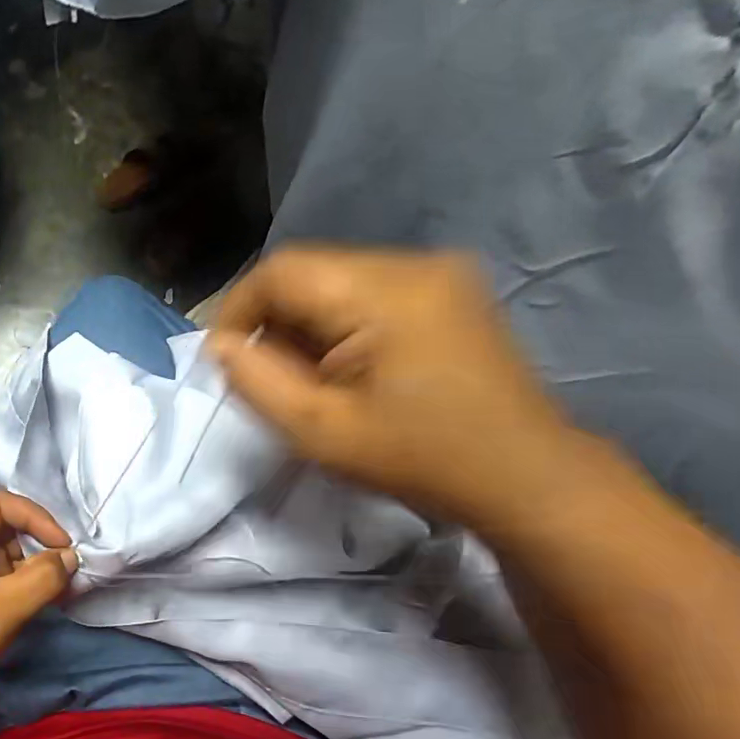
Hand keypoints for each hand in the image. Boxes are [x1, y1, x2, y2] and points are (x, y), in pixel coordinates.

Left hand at [0, 491, 79, 701]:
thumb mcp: (5, 607)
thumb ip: (43, 576)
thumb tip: (72, 557)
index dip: (35, 517)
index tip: (63, 543)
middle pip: (5, 523)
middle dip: (39, 540)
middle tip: (69, 562)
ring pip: (11, 548)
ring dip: (38, 561)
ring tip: (64, 581)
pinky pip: (8, 570)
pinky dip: (31, 578)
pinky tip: (53, 591)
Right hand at [206, 246, 594, 524]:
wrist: (520, 474)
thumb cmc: (414, 457)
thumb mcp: (316, 429)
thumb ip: (255, 380)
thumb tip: (219, 345)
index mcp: (384, 292)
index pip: (280, 270)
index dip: (236, 310)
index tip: (224, 360)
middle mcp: (414, 264)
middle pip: (307, 271)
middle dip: (269, 321)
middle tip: (265, 378)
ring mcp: (438, 274)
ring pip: (332, 281)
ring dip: (300, 325)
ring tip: (303, 379)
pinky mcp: (447, 292)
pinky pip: (364, 293)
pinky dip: (334, 325)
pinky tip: (340, 368)